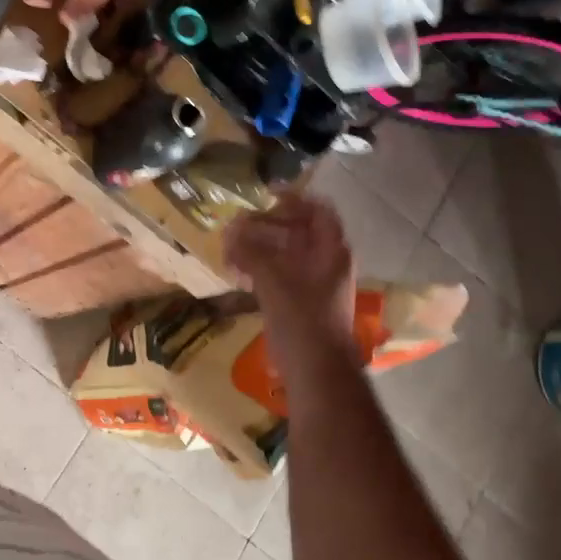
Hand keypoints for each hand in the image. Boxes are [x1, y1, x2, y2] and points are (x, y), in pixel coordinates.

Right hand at [225, 194, 356, 344]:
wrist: (316, 367)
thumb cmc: (301, 318)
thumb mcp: (273, 279)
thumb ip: (251, 251)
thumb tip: (231, 229)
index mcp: (331, 251)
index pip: (317, 211)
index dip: (294, 198)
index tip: (265, 192)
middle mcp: (326, 262)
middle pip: (298, 231)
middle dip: (267, 224)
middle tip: (236, 223)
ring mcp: (312, 283)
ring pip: (285, 254)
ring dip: (258, 246)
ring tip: (230, 247)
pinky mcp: (298, 302)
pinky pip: (278, 274)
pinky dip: (259, 267)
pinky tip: (236, 272)